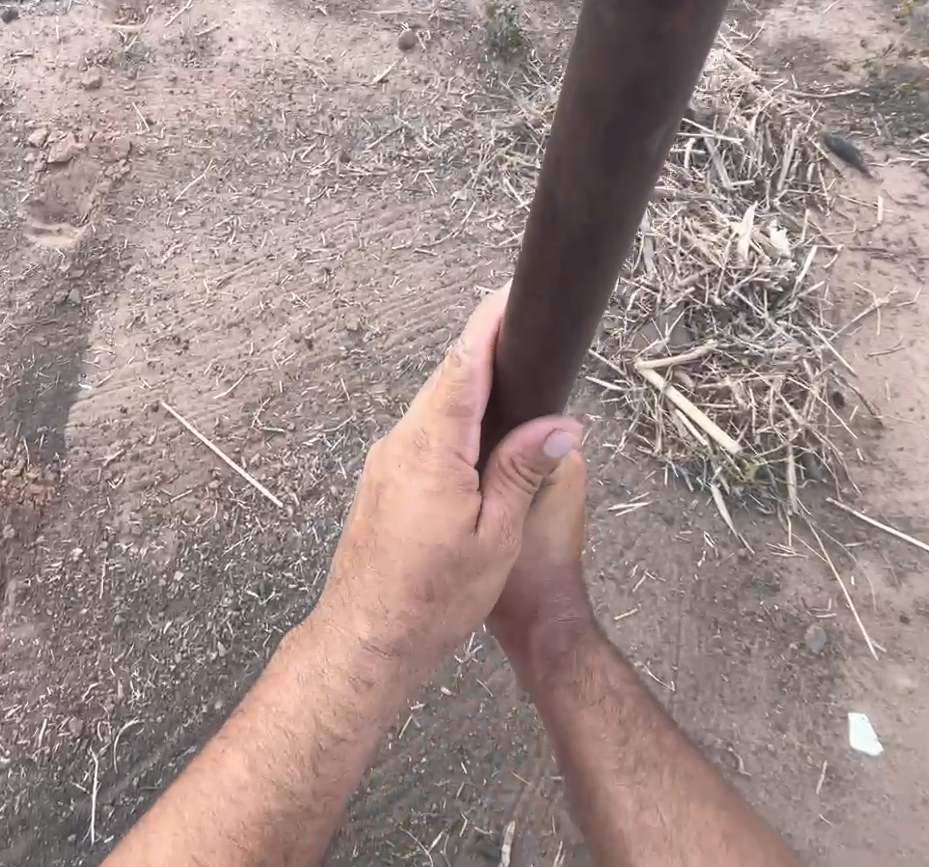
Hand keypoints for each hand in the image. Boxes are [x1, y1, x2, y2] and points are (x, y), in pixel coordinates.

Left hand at [310, 287, 579, 681]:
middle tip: (524, 336)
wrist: (367, 632)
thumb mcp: (494, 536)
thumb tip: (561, 422)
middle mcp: (400, 442)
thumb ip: (521, 470)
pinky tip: (474, 434)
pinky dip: (450, 419)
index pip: (462, 369)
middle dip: (483, 352)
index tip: (509, 296)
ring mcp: (385, 457)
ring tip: (510, 381)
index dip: (486, 327)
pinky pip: (420, 430)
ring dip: (467, 389)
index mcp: (431, 450)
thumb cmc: (434, 596)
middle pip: (446, 381)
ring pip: (432, 406)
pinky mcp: (381, 474)